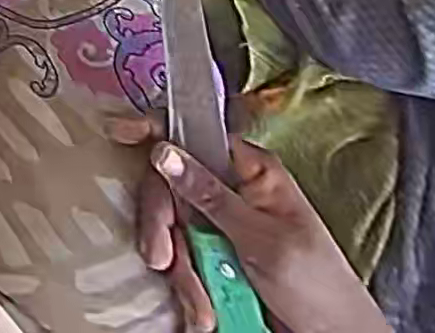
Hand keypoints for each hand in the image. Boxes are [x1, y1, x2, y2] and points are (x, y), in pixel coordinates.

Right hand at [141, 136, 387, 332]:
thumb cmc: (317, 290)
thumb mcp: (264, 242)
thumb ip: (210, 195)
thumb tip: (161, 150)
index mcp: (248, 168)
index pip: (190, 131)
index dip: (151, 128)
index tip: (116, 133)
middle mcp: (225, 185)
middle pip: (166, 181)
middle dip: (161, 224)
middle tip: (161, 258)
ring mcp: (214, 218)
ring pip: (167, 220)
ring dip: (177, 264)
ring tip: (200, 302)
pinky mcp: (208, 250)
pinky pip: (176, 251)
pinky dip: (185, 282)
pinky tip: (203, 306)